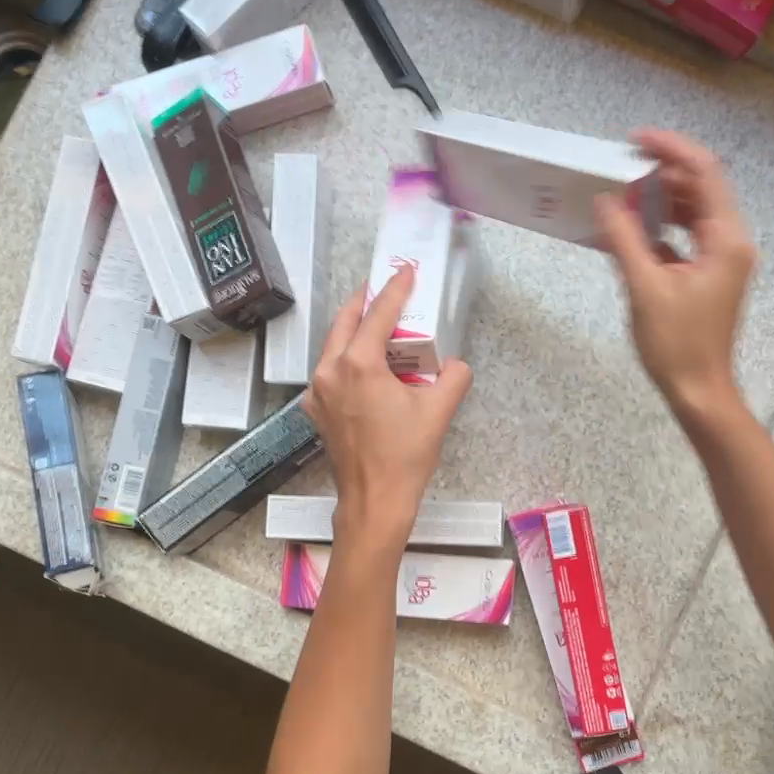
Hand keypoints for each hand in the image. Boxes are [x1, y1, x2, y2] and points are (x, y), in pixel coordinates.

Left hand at [302, 267, 473, 547]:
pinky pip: (331, 370)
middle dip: (367, 302)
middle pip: (345, 321)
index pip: (378, 314)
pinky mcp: (318, 410)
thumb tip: (456, 366)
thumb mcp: (438, 412)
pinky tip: (367, 366)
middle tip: (387, 291)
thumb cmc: (405, 457)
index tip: (406, 271)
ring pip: (334, 345)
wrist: (374, 501)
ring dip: (355, 330)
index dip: (395, 289)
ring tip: (380, 326)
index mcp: (358, 364)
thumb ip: (453, 377)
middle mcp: (331, 370)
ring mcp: (319, 391)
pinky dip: (347, 358)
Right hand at [594, 129, 756, 421]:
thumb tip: (605, 202)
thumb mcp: (645, 288)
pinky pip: (686, 240)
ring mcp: (722, 261)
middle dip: (661, 176)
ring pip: (693, 214)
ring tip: (623, 200)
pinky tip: (632, 234)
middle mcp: (731, 242)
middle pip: (700, 189)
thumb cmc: (677, 345)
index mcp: (726, 239)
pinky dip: (661, 231)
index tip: (634, 141)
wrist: (699, 392)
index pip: (704, 171)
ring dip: (660, 203)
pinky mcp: (709, 278)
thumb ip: (624, 239)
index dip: (670, 149)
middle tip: (621, 175)